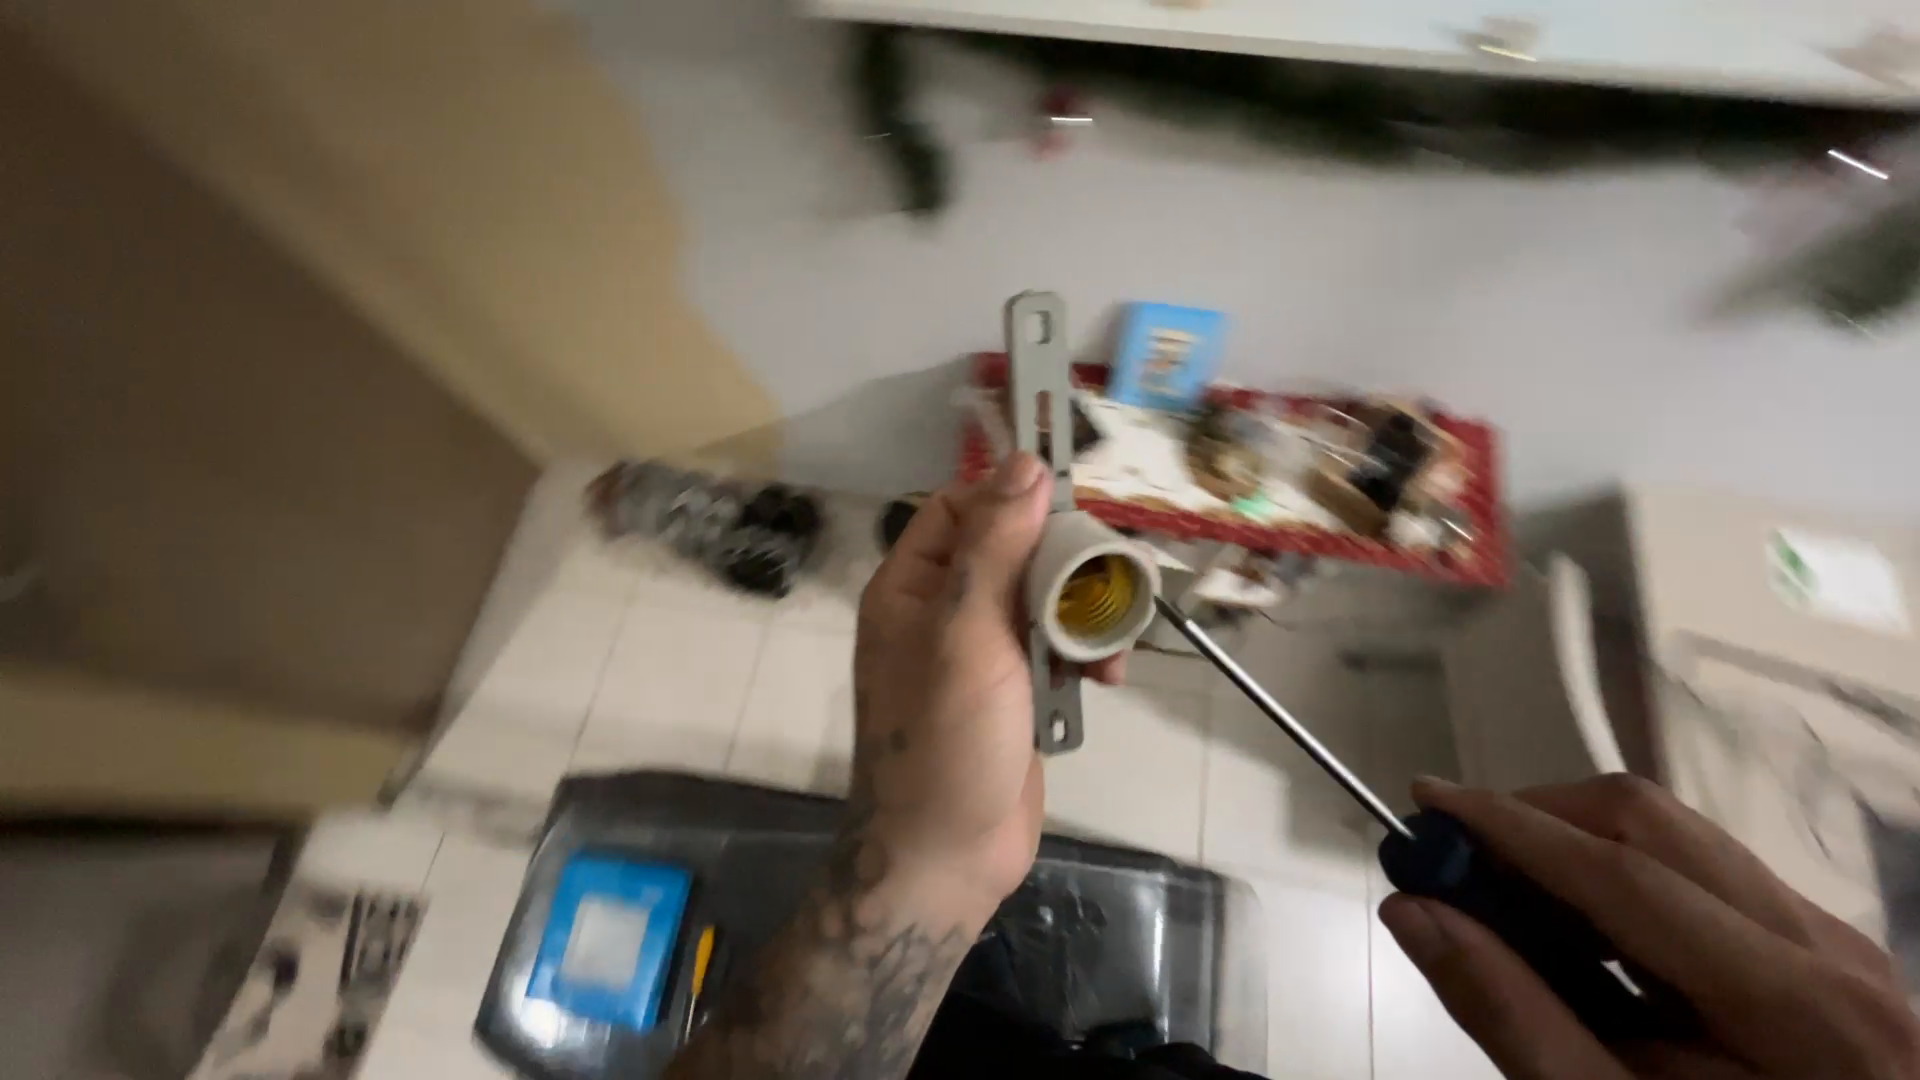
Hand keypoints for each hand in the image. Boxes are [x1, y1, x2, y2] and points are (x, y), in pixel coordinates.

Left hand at [846, 453, 1125, 918]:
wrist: (947, 856)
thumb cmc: (947, 739)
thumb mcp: (967, 633)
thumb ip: (996, 546)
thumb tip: (1025, 464)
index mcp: (911, 587)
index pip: (959, 509)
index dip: (1010, 498)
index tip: (1066, 507)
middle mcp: (942, 612)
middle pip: (1012, 552)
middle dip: (1063, 564)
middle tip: (1104, 579)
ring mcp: (981, 654)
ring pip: (1042, 600)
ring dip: (1082, 614)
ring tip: (1110, 644)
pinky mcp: (1015, 691)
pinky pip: (1054, 649)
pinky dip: (1083, 657)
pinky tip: (1108, 679)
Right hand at [1382, 774, 1918, 1079]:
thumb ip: (1509, 1014)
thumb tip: (1410, 910)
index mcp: (1799, 1010)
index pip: (1622, 872)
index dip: (1508, 824)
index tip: (1423, 798)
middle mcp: (1828, 950)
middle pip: (1648, 821)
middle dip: (1534, 818)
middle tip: (1461, 854)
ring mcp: (1830, 940)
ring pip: (1667, 829)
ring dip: (1566, 839)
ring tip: (1510, 894)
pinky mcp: (1815, 943)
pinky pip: (1689, 861)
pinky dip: (1608, 867)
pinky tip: (1578, 927)